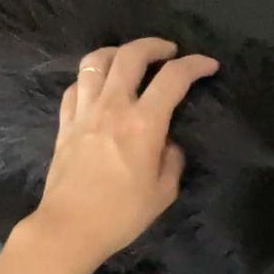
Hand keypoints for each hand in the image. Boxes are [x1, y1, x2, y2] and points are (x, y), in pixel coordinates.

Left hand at [18, 37, 217, 273]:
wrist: (70, 227)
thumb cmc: (121, 215)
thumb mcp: (163, 193)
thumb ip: (171, 161)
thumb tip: (167, 144)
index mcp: (144, 123)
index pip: (174, 78)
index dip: (195, 65)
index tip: (208, 66)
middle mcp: (113, 107)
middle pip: (131, 55)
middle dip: (154, 46)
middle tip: (168, 51)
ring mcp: (84, 112)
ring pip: (96, 62)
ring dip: (117, 52)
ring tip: (129, 60)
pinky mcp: (65, 124)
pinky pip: (76, 87)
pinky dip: (90, 78)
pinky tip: (98, 87)